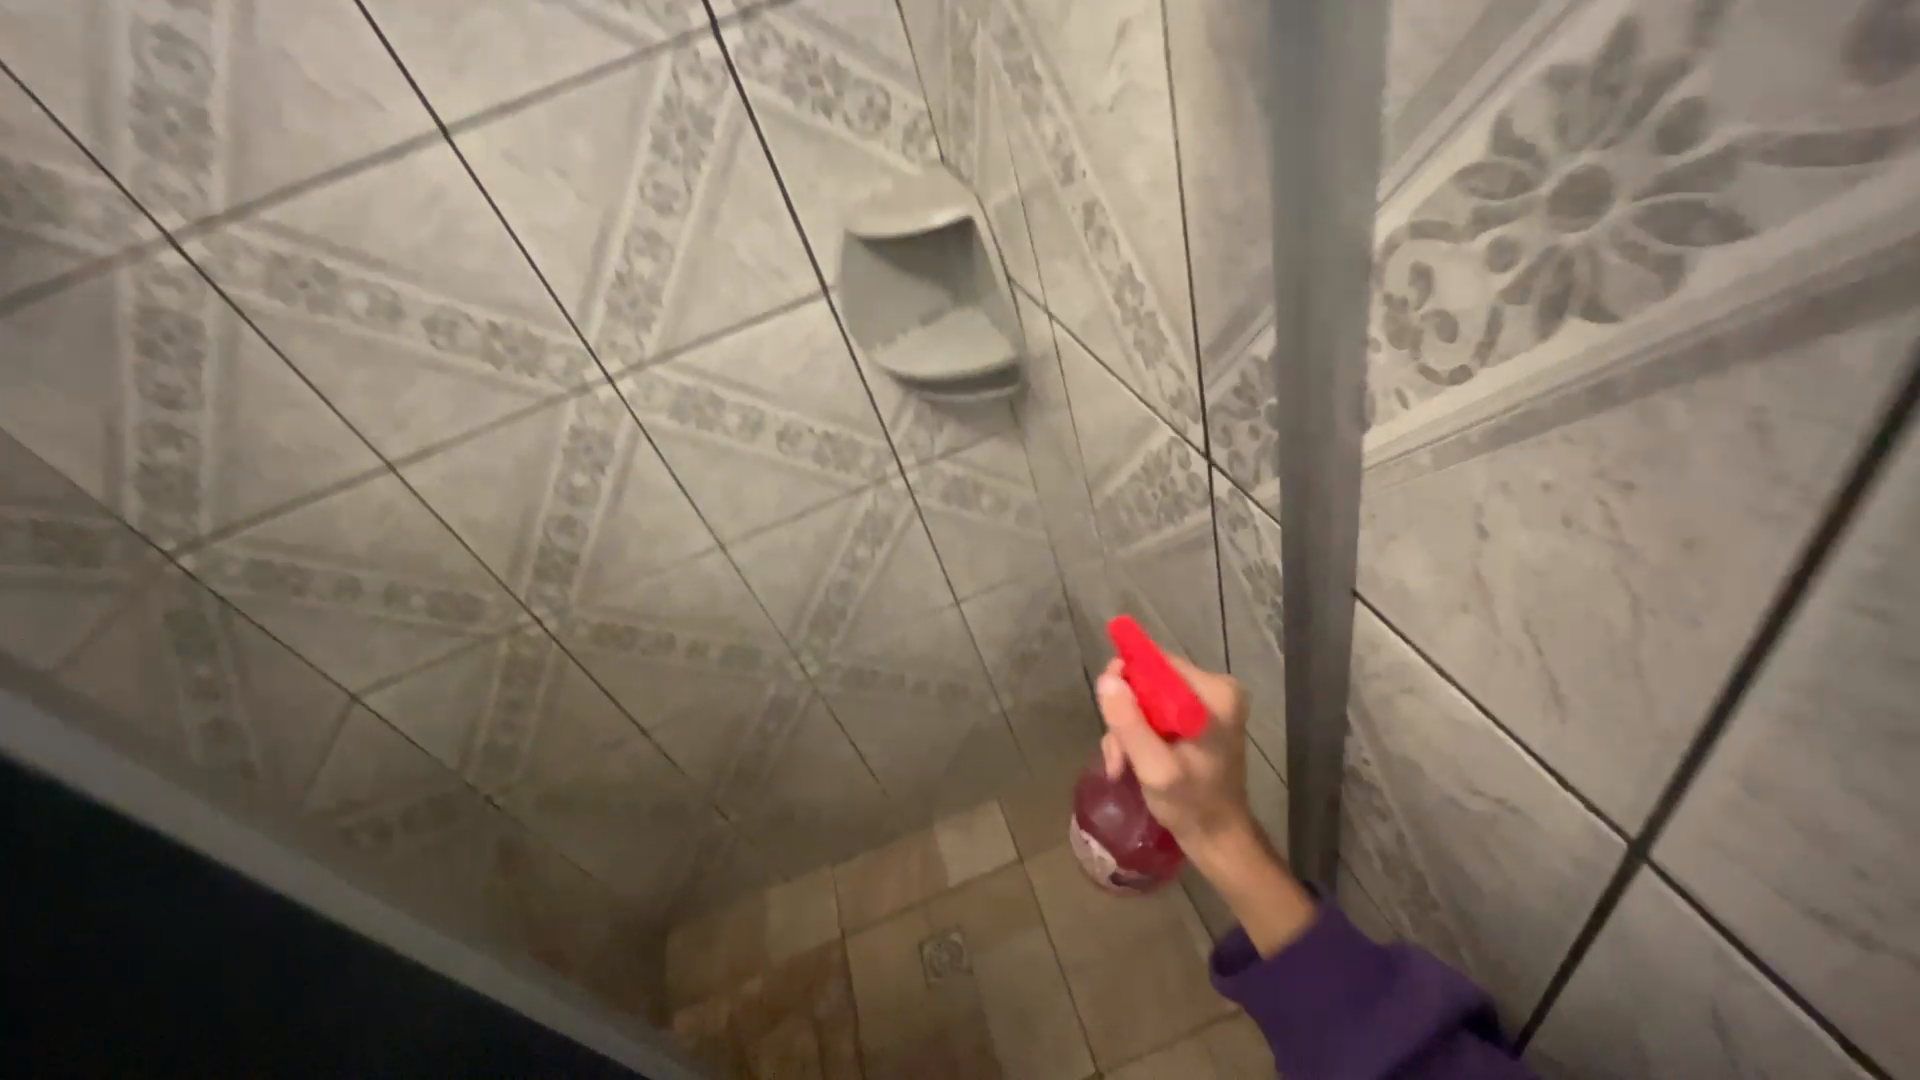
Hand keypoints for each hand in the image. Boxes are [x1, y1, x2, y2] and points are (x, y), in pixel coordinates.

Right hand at [1098, 653, 1315, 955]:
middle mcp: (1215, 688)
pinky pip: (1155, 711)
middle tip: (1118, 754)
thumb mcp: (1155, 769)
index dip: (1126, 683)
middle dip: (1126, 715)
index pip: (1156, 662)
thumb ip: (1130, 724)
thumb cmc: (1192, 806)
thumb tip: (1107, 679)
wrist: (1219, 838)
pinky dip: (1140, 734)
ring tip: (1122, 764)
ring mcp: (1207, 703)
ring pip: (1146, 698)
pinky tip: (1132, 761)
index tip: (1110, 714)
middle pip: (1148, 680)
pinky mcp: (1198, 717)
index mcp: (1215, 692)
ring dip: (1128, 730)